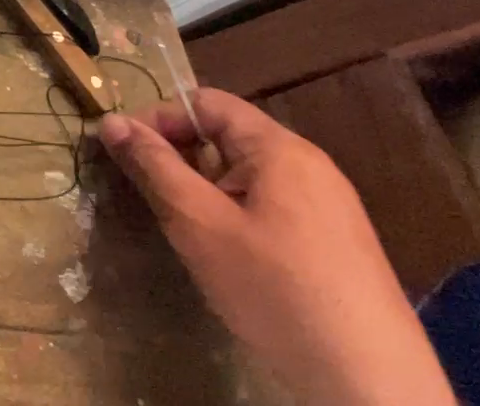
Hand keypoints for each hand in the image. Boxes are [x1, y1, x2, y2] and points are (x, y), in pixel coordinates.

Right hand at [98, 89, 454, 405]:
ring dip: (200, 187)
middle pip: (225, 136)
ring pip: (242, 174)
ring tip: (179, 225)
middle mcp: (309, 167)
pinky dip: (230, 212)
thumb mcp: (196, 220)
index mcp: (280, 150)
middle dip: (176, 155)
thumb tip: (110, 121)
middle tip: (145, 191)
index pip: (205, 102)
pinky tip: (222, 252)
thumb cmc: (273, 287)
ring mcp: (326, 207)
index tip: (123, 152)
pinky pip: (266, 204)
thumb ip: (152, 165)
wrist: (368, 382)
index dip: (157, 117)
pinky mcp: (332, 242)